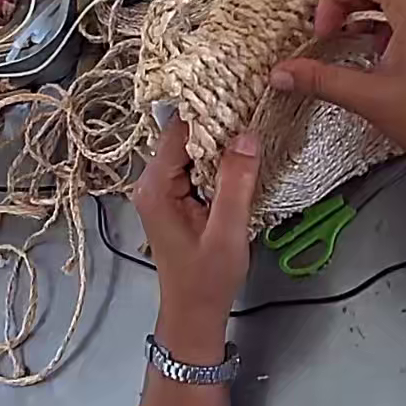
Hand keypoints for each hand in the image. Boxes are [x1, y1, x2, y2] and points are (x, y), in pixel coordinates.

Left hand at [134, 117, 259, 360]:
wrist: (194, 314)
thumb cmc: (207, 279)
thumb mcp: (226, 232)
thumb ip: (236, 184)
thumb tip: (247, 135)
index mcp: (155, 187)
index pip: (178, 132)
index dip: (208, 111)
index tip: (240, 92)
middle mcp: (152, 183)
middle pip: (183, 136)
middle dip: (217, 121)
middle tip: (253, 103)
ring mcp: (162, 190)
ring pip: (192, 149)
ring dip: (220, 139)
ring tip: (253, 122)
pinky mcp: (175, 197)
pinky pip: (196, 166)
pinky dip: (218, 158)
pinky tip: (242, 152)